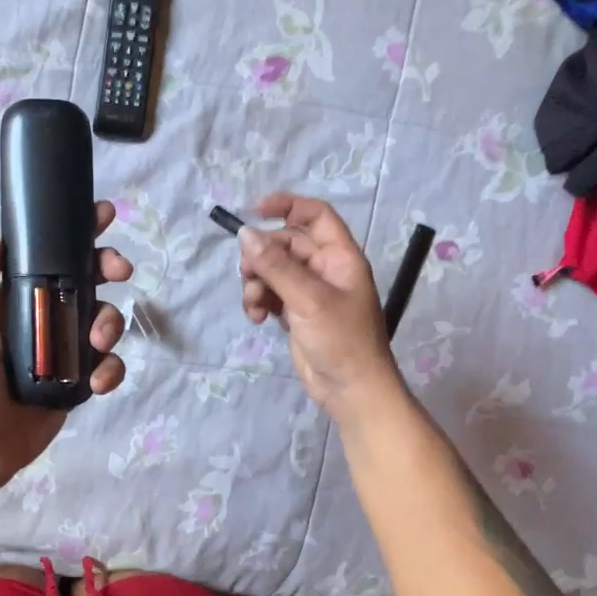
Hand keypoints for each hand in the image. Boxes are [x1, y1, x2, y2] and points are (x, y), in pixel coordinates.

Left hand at [0, 201, 132, 498]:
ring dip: (111, 322)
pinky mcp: (77, 384)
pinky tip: (97, 383)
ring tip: (98, 340)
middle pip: (85, 281)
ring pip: (102, 320)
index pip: (46, 257)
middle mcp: (42, 318)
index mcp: (12, 300)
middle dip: (107, 268)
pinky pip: (106, 366)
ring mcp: (62, 351)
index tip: (102, 215)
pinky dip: (111, 370)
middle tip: (120, 270)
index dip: (75, 233)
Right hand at [238, 192, 402, 416]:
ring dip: (257, 282)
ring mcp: (309, 292)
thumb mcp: (308, 299)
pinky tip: (258, 318)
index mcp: (340, 257)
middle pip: (285, 244)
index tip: (255, 210)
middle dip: (262, 256)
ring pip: (273, 270)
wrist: (351, 390)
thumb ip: (276, 266)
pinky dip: (259, 301)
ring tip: (255, 305)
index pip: (315, 215)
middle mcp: (325, 269)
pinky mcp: (296, 313)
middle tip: (248, 273)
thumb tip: (245, 234)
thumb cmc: (341, 340)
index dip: (288, 205)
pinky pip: (271, 294)